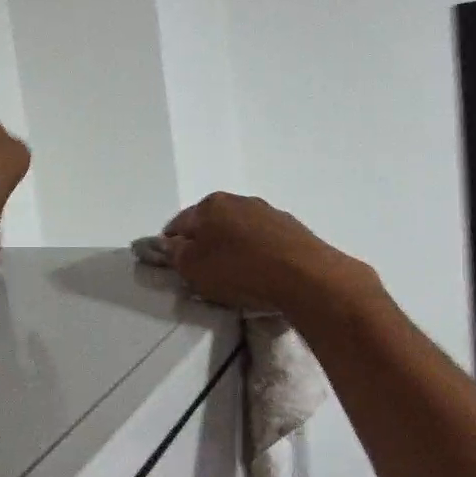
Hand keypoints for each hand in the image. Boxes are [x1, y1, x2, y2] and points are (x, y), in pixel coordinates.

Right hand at [163, 192, 374, 313]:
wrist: (304, 276)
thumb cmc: (238, 270)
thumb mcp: (192, 268)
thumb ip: (175, 254)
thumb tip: (171, 244)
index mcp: (209, 205)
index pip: (179, 223)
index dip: (171, 244)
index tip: (173, 264)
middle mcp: (238, 200)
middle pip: (211, 223)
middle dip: (204, 242)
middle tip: (202, 270)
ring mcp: (268, 212)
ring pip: (239, 230)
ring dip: (232, 246)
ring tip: (234, 273)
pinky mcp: (293, 228)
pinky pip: (264, 240)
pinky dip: (256, 252)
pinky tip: (260, 272)